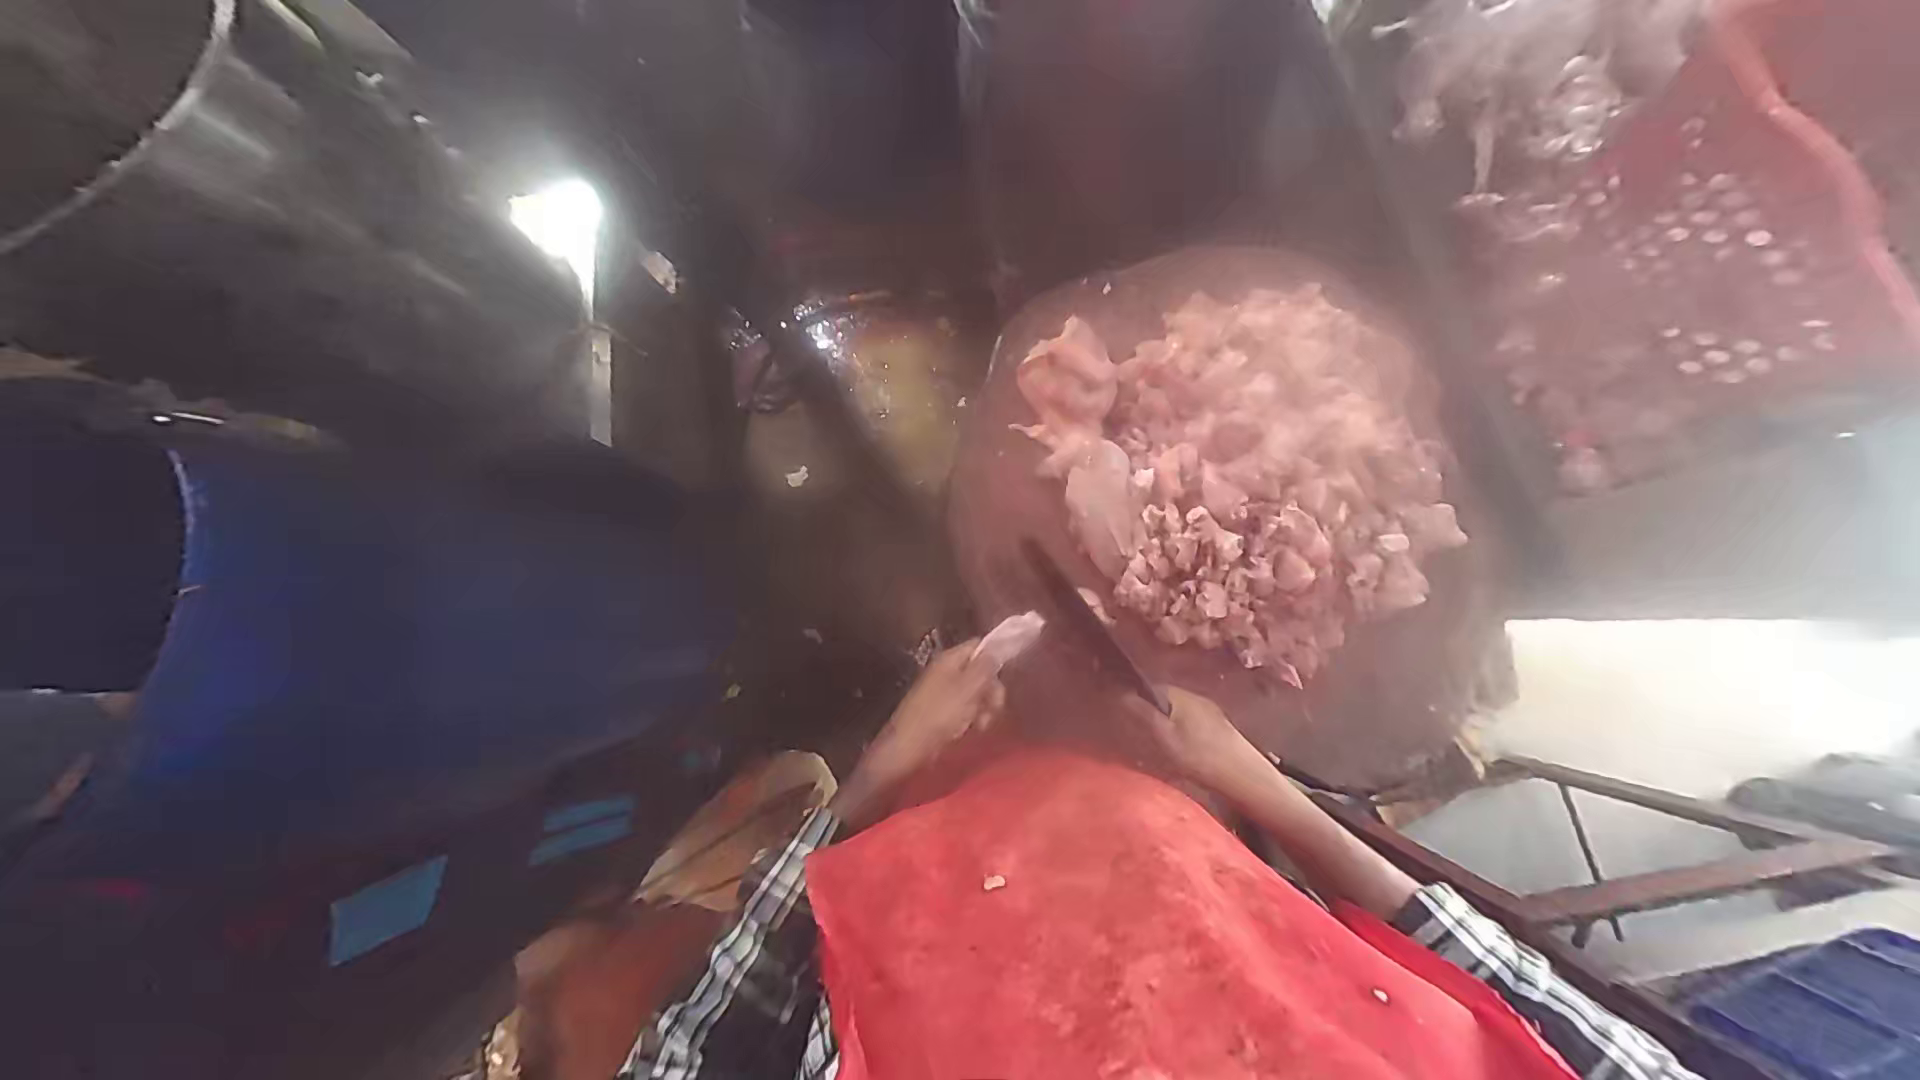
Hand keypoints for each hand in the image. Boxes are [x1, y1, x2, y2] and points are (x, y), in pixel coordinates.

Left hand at [833, 640, 1006, 828]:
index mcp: (950, 659)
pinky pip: (967, 709)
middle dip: (992, 690)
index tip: (1007, 676)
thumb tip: (1000, 646)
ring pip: (977, 693)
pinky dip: (973, 718)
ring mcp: (944, 692)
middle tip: (993, 708)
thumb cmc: (939, 715)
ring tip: (981, 724)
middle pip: (981, 671)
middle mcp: (947, 671)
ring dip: (985, 708)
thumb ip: (985, 666)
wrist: (908, 748)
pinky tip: (972, 730)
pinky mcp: (943, 712)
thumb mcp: (967, 688)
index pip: (980, 646)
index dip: (996, 658)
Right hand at [1122, 686, 1268, 799]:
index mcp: (1178, 694)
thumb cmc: (1198, 756)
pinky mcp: (1219, 727)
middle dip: (1149, 712)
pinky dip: (1181, 733)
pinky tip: (1181, 751)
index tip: (1123, 717)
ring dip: (1165, 724)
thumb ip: (1141, 712)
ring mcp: (1209, 711)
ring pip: (1177, 712)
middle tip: (1139, 736)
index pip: (1147, 687)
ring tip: (1158, 746)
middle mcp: (1194, 696)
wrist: (1244, 777)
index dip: (1133, 699)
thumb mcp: (1162, 736)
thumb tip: (1119, 692)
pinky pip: (1190, 723)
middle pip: (1162, 700)